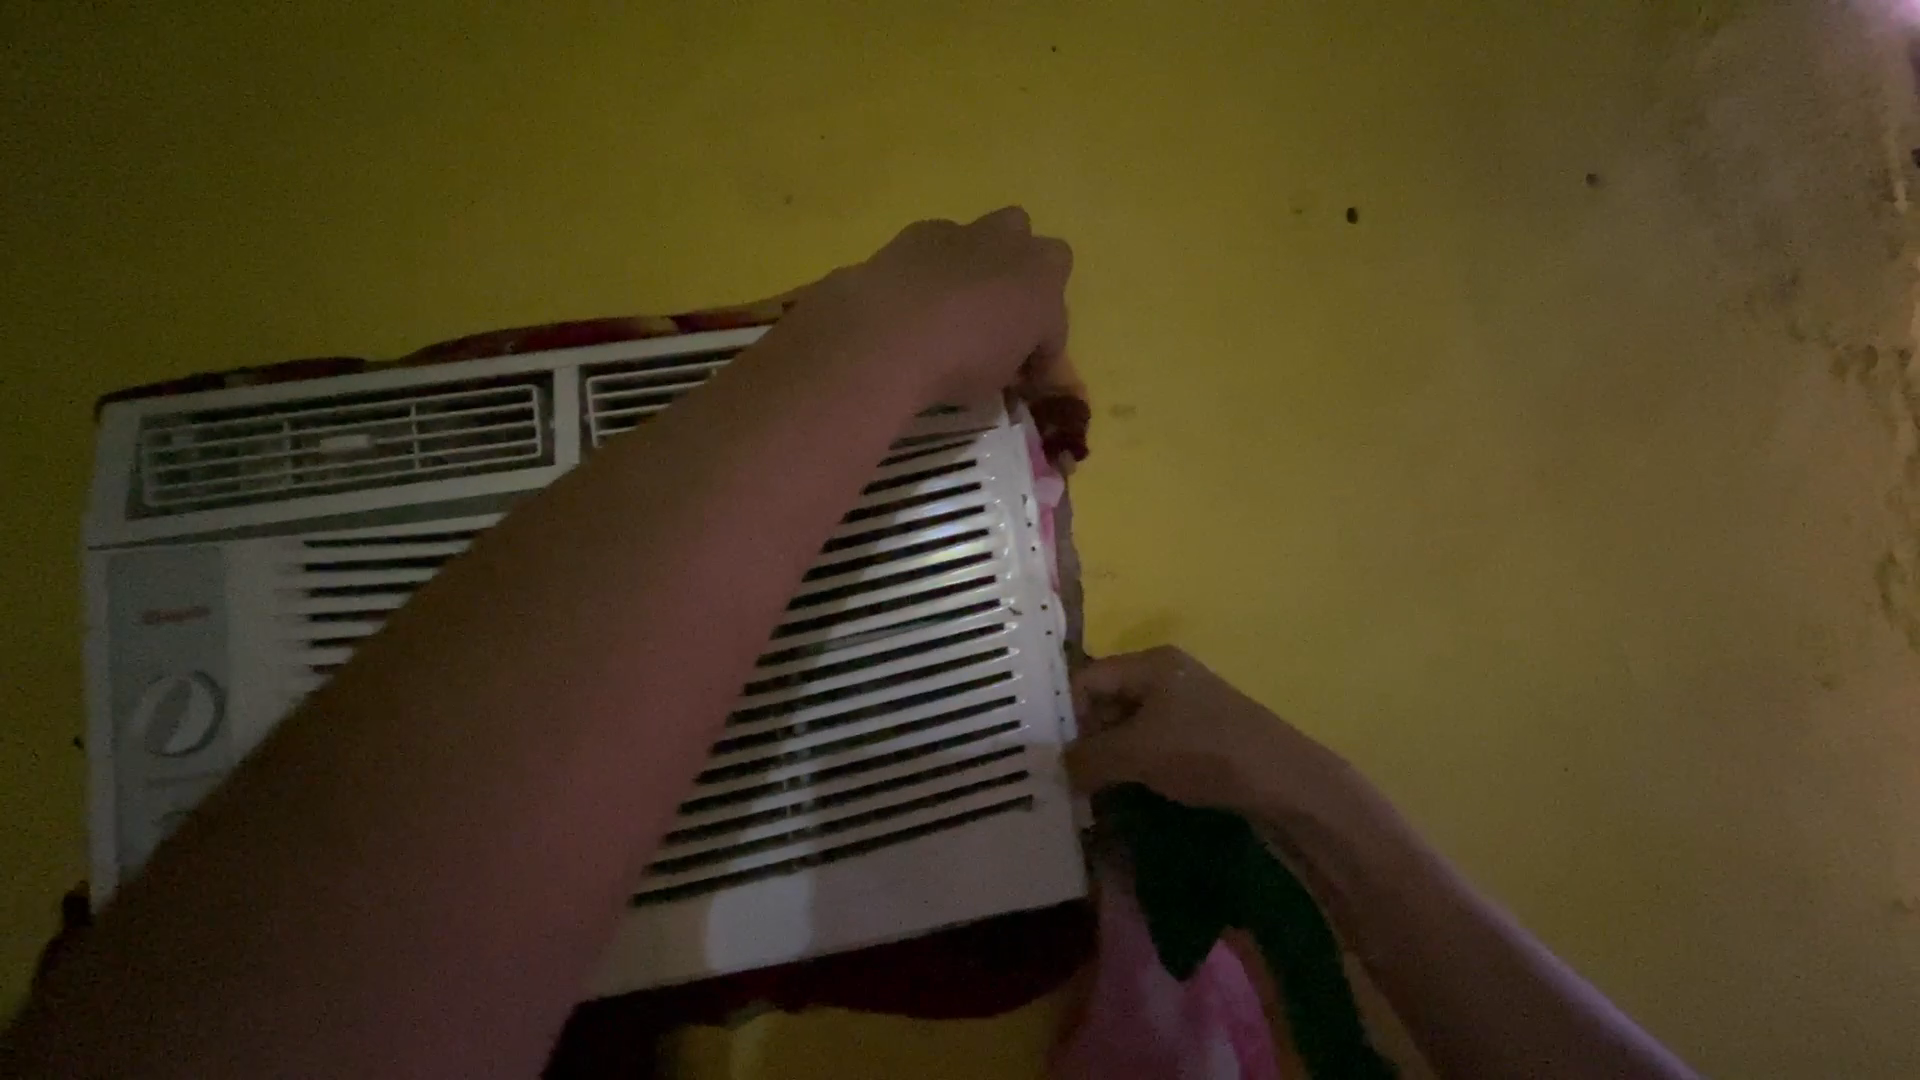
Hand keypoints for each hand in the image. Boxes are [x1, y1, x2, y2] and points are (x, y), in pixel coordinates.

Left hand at [788, 207, 1073, 407]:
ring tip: (957, 305)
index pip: (1056, 323)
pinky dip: (935, 269)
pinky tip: (917, 299)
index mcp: (1044, 285)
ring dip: (983, 266)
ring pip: (988, 237)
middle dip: (1025, 284)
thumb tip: (1004, 360)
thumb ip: (1009, 362)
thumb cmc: (957, 364)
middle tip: (1002, 321)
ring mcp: (965, 232)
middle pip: (1038, 255)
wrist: (887, 335)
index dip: (1043, 352)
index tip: (1025, 378)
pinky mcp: (918, 232)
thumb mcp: (996, 381)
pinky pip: (938, 246)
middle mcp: (1012, 246)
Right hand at [1066, 647, 1388, 835]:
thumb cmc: (1205, 751)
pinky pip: (1151, 743)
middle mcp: (1165, 676)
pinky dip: (1133, 764)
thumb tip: (1054, 767)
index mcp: (1150, 664)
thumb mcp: (1137, 753)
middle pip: (1106, 700)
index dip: (1064, 712)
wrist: (1286, 782)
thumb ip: (1088, 757)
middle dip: (1084, 737)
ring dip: (1108, 755)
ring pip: (1127, 726)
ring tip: (1091, 787)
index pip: (1087, 677)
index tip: (1048, 751)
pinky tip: (1125, 789)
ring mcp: (1185, 706)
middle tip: (1066, 773)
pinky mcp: (1200, 735)